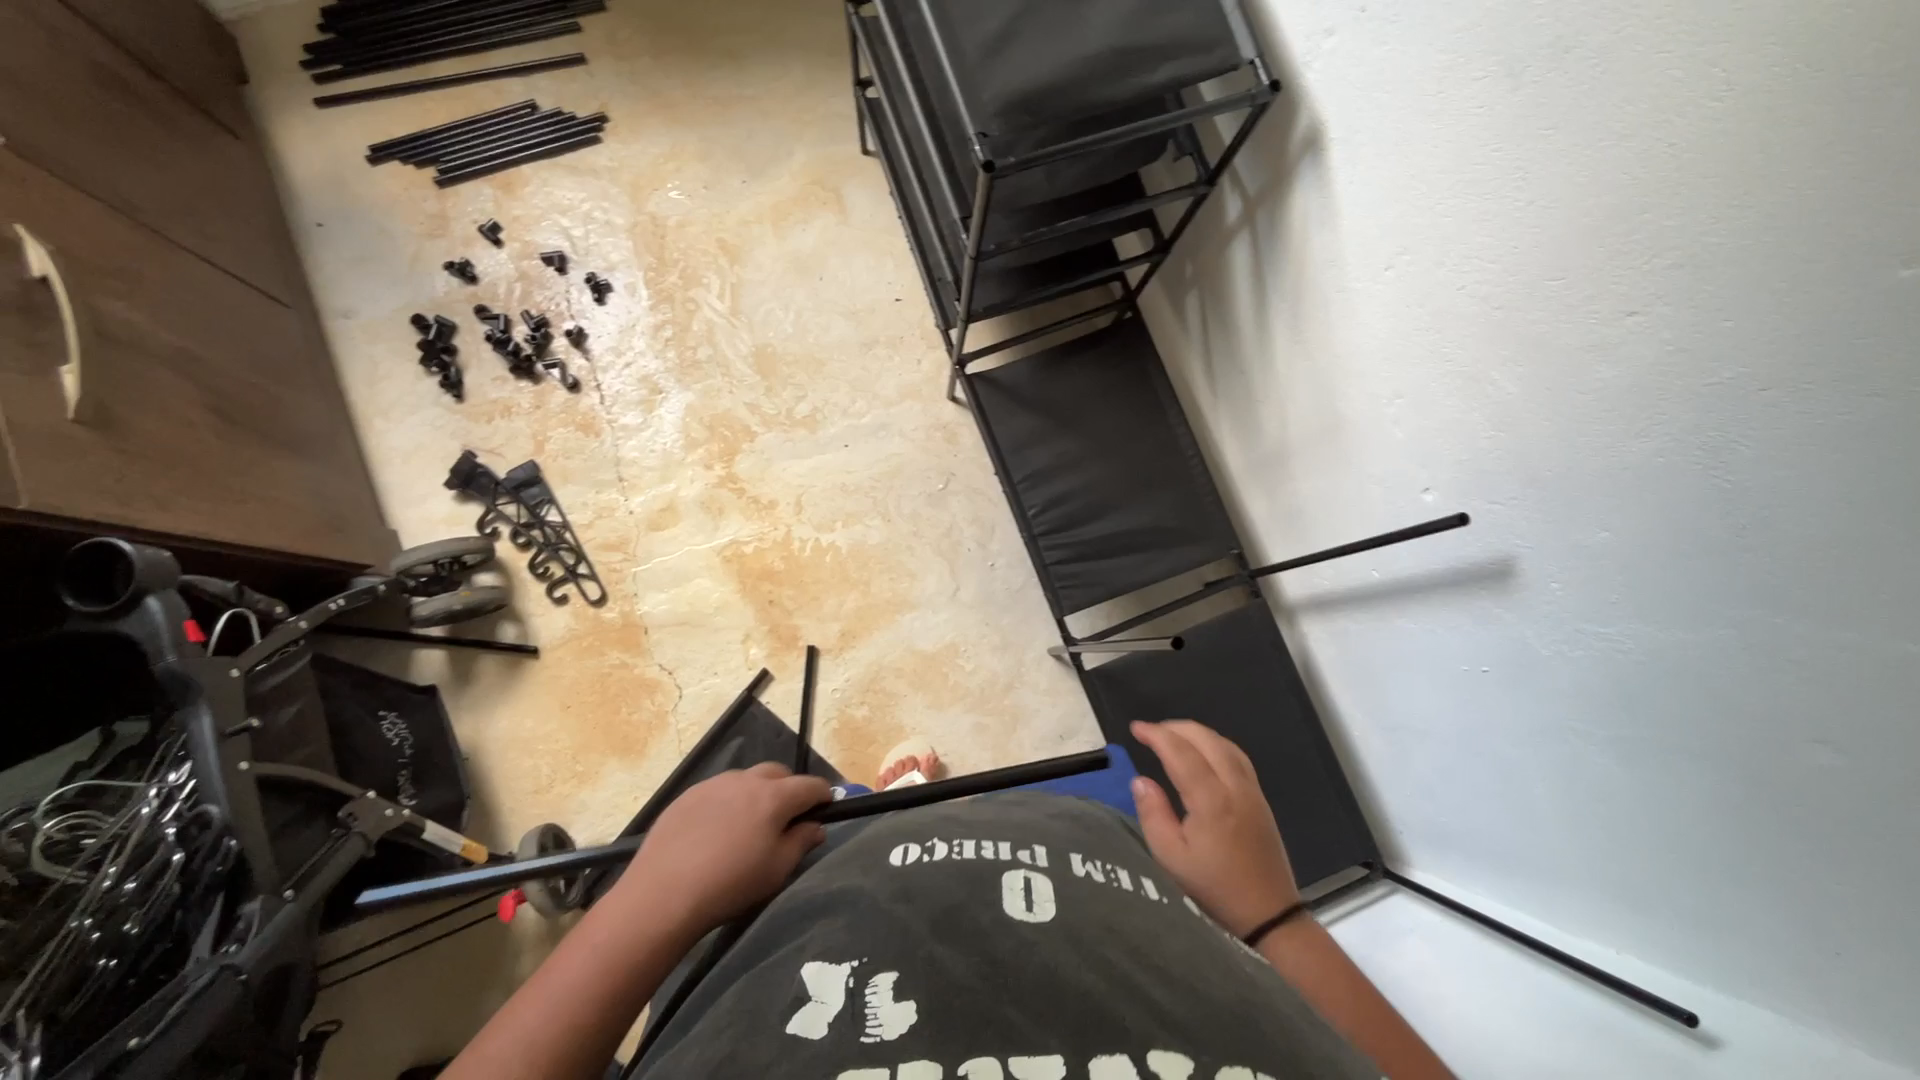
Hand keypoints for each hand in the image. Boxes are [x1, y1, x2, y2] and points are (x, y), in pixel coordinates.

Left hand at [616, 763, 831, 934]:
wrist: (663, 894)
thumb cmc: (730, 884)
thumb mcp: (777, 870)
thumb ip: (802, 842)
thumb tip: (815, 826)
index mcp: (774, 797)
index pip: (810, 785)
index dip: (823, 796)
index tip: (825, 810)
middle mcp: (746, 781)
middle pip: (778, 774)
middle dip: (789, 789)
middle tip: (786, 819)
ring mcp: (713, 785)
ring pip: (746, 779)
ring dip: (757, 793)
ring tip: (749, 825)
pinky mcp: (687, 796)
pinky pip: (719, 790)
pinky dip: (728, 802)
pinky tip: (717, 831)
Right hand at [1130, 720, 1299, 937]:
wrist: (1269, 913)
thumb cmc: (1214, 887)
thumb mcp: (1171, 858)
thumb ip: (1153, 814)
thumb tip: (1141, 780)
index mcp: (1210, 800)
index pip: (1180, 752)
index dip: (1156, 735)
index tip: (1136, 728)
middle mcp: (1234, 787)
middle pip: (1206, 739)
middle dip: (1176, 727)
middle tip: (1150, 731)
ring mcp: (1252, 791)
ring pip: (1225, 745)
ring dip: (1197, 733)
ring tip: (1173, 736)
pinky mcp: (1260, 800)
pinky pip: (1237, 757)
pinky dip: (1216, 744)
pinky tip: (1204, 752)